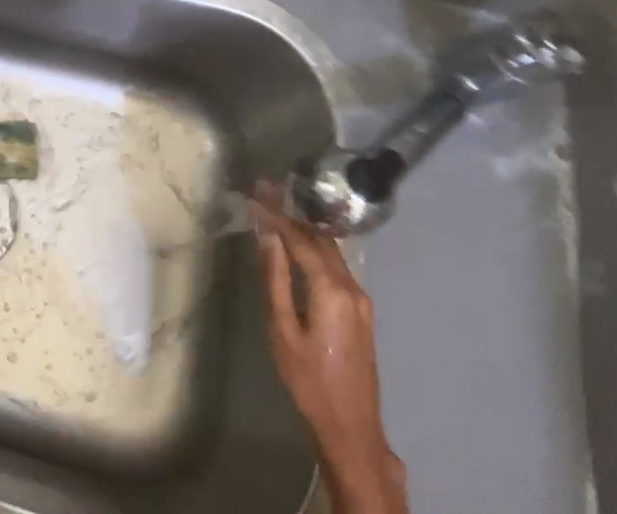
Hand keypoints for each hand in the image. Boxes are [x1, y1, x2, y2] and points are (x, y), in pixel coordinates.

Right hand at [251, 184, 406, 513]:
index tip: (255, 193)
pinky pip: (336, 268)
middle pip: (321, 240)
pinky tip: (297, 246)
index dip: (277, 215)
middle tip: (265, 192)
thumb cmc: (308, 378)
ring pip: (331, 253)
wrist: (350, 424)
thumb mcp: (282, 329)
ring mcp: (361, 300)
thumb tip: (266, 237)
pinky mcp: (360, 311)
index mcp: (332, 290)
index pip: (301, 240)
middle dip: (292, 215)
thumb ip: (275, 279)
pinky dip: (314, 250)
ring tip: (276, 211)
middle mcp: (353, 288)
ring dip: (304, 230)